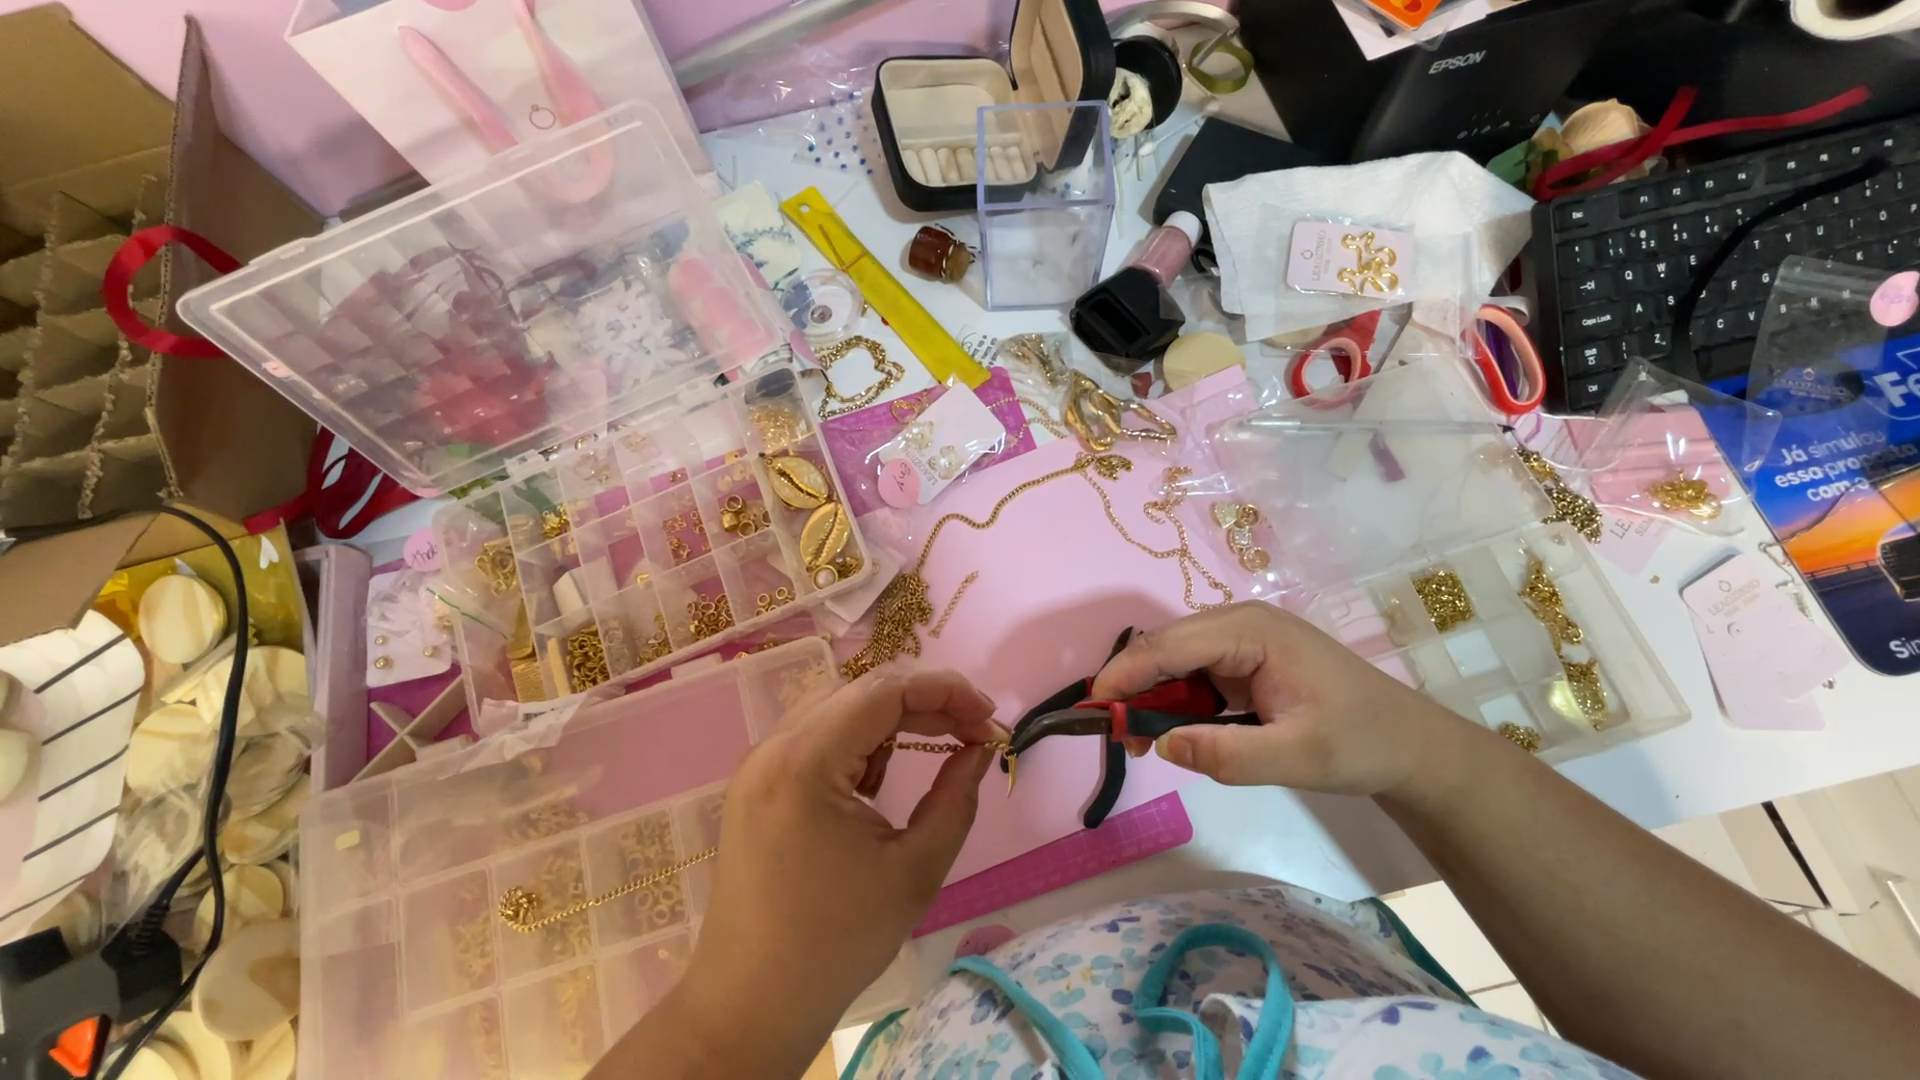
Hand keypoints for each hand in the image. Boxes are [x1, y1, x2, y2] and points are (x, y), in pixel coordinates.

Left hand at [684, 670, 1003, 1031]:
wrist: (752, 1001)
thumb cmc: (837, 941)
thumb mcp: (915, 870)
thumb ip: (955, 798)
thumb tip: (978, 748)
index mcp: (805, 762)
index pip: (884, 692)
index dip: (946, 692)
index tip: (989, 720)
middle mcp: (773, 747)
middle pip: (861, 693)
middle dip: (925, 703)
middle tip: (974, 734)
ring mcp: (759, 764)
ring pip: (840, 710)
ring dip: (893, 721)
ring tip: (934, 751)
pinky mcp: (757, 784)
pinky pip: (818, 738)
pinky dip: (860, 743)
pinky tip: (880, 781)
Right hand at [1090, 603, 1475, 800]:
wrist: (1410, 744)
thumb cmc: (1361, 742)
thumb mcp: (1298, 757)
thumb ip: (1229, 754)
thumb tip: (1160, 744)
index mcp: (1253, 630)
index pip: (1171, 644)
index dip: (1127, 673)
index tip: (1095, 709)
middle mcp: (1240, 625)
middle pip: (1166, 648)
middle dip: (1135, 688)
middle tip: (1119, 737)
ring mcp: (1242, 641)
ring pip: (1174, 662)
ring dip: (1152, 698)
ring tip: (1140, 742)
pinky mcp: (1243, 662)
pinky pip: (1193, 676)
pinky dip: (1174, 703)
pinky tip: (1172, 730)